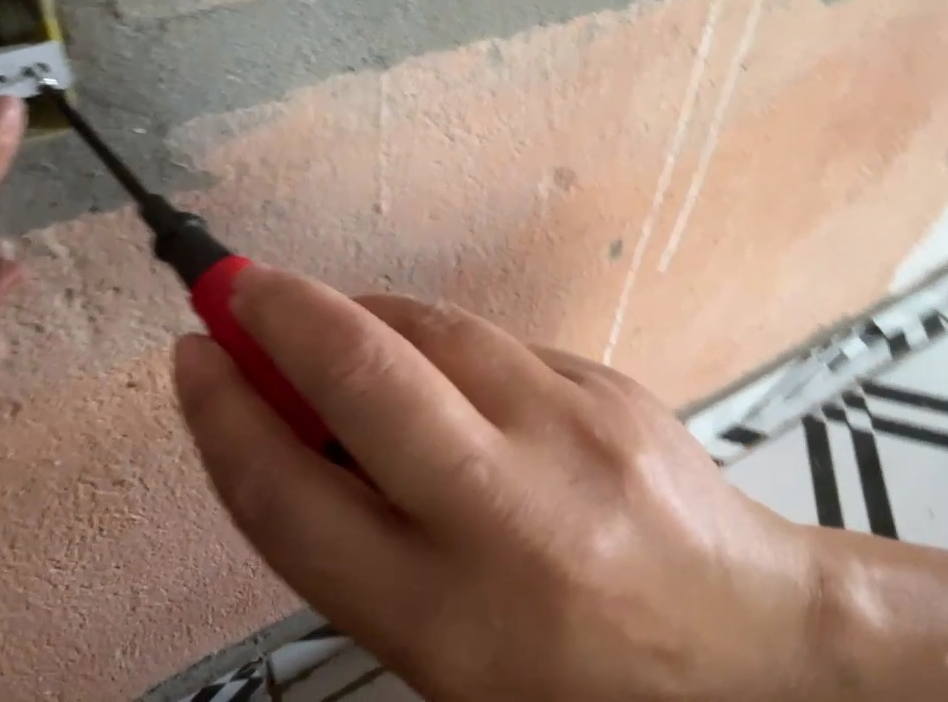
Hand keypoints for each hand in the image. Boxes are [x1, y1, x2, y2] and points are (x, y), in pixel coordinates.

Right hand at [173, 268, 824, 701]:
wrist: (755, 651)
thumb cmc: (572, 678)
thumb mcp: (441, 652)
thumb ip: (353, 538)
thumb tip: (281, 418)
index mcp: (448, 623)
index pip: (292, 498)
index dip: (223, 417)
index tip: (191, 359)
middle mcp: (509, 517)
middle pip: (360, 376)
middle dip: (279, 314)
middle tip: (229, 285)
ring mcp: (571, 432)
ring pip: (427, 329)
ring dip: (352, 312)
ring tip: (318, 322)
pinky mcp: (608, 385)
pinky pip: (485, 337)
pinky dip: (425, 332)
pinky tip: (416, 353)